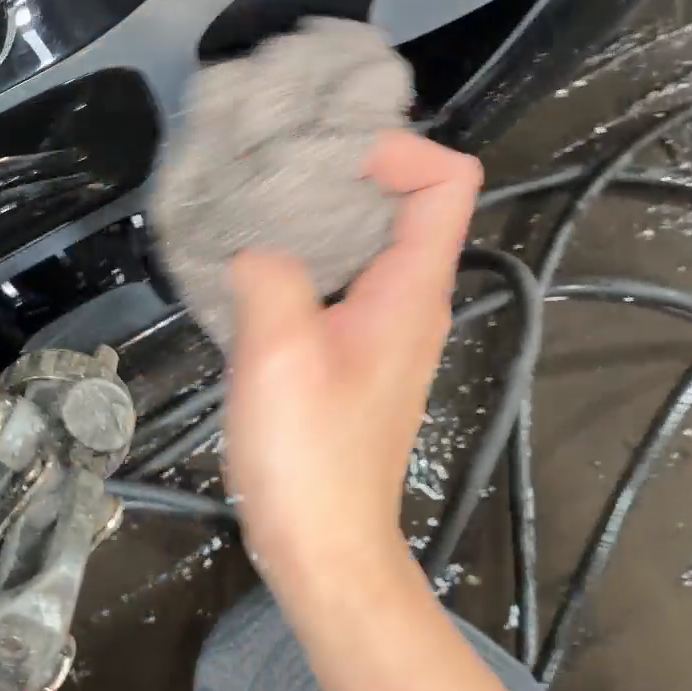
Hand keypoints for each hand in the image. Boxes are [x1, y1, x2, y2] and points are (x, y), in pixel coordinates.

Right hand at [221, 131, 480, 584]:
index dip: (397, 150)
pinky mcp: (348, 354)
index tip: (323, 154)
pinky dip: (296, 259)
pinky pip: (332, 281)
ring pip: (361, 243)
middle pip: (402, 205)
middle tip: (269, 171)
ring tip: (250, 211)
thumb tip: (253, 249)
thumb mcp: (279, 356)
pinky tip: (246, 270)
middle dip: (341, 173)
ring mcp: (379, 330)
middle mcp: (408, 303)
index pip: (445, 184)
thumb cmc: (308, 453)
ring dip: (312, 217)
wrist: (320, 540)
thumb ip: (269, 280)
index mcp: (410, 293)